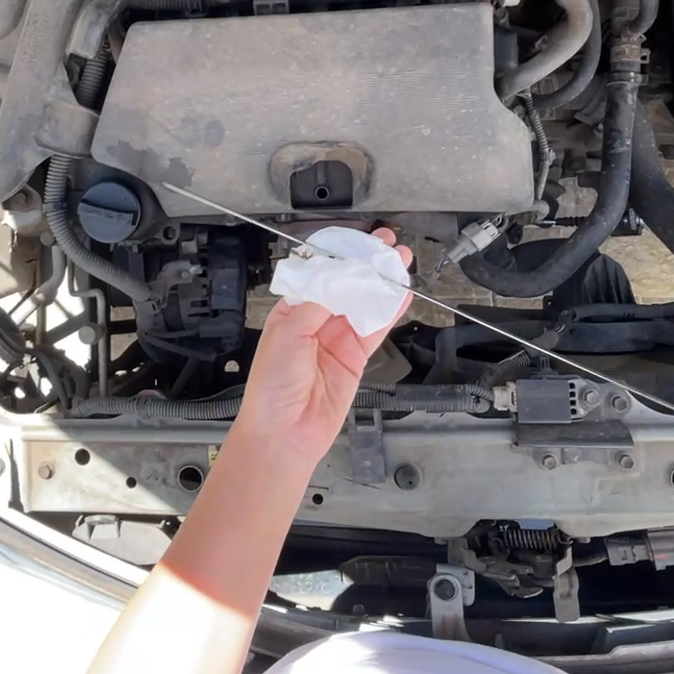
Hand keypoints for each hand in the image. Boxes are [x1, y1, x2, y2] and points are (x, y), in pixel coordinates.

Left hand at [234, 227, 412, 466]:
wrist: (284, 430)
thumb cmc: (271, 384)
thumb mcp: (288, 332)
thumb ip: (317, 303)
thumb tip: (338, 278)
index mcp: (292, 309)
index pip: (320, 274)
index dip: (340, 257)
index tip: (358, 242)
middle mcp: (315, 320)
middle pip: (346, 285)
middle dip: (366, 264)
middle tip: (385, 244)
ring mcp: (337, 338)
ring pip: (365, 303)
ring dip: (383, 283)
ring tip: (399, 261)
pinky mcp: (355, 357)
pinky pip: (375, 328)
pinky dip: (390, 311)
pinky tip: (401, 293)